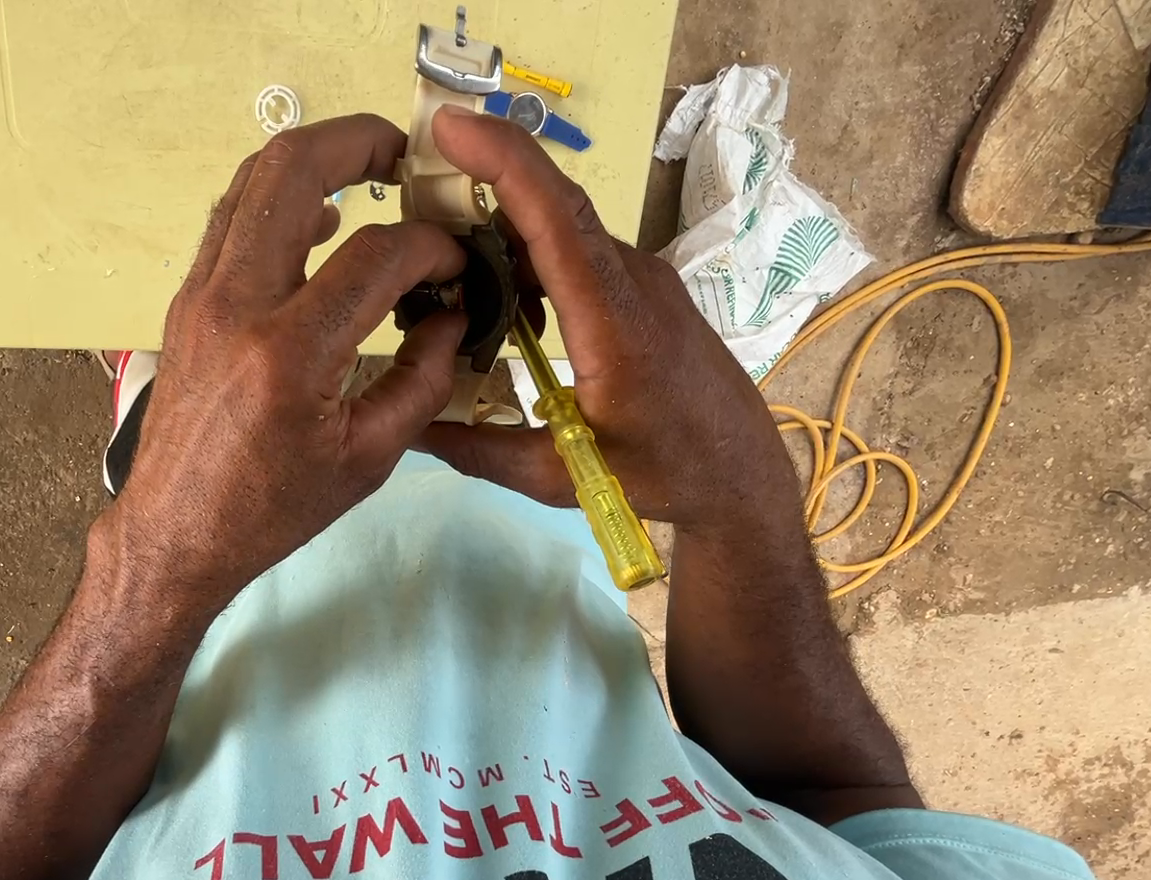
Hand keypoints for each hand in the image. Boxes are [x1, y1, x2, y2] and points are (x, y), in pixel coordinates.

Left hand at [100, 115, 467, 602]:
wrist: (178, 531)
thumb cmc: (275, 510)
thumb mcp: (369, 457)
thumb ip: (423, 379)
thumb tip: (449, 316)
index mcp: (290, 355)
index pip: (376, 255)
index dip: (430, 247)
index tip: (454, 263)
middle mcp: (237, 306)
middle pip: (292, 170)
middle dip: (358, 141)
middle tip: (406, 155)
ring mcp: (200, 296)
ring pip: (251, 181)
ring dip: (313, 161)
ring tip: (367, 178)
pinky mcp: (186, 303)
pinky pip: (232, 220)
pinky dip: (277, 200)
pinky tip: (316, 224)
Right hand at [416, 109, 794, 532]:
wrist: (739, 472)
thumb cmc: (660, 476)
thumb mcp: (561, 477)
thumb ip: (481, 452)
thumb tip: (412, 428)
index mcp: (613, 323)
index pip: (556, 217)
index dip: (503, 163)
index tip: (448, 129)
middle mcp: (632, 282)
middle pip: (553, 211)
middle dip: (483, 191)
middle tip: (416, 210)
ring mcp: (643, 281)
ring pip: (564, 233)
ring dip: (504, 238)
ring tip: (446, 270)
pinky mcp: (644, 291)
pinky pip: (579, 256)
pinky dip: (532, 264)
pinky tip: (502, 305)